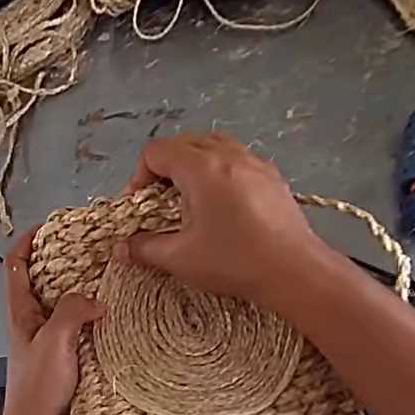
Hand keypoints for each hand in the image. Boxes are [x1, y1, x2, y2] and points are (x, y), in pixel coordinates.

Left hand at [0, 229, 101, 414]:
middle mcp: (32, 324)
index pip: (16, 265)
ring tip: (108, 278)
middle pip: (42, 281)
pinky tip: (112, 318)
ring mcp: (47, 344)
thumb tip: (96, 300)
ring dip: (80, 289)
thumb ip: (72, 311)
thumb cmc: (38, 390)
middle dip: (62, 261)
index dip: (29, 241)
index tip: (51, 225)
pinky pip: (77, 329)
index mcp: (21, 314)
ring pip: (62, 305)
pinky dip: (92, 318)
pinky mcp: (63, 361)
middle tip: (91, 249)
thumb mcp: (54, 343)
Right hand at [115, 133, 332, 305]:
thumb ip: (145, 248)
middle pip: (183, 143)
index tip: (138, 207)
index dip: (138, 177)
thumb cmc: (233, 261)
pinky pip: (236, 160)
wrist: (293, 271)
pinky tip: (221, 205)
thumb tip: (120, 249)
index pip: (156, 153)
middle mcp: (228, 155)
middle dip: (163, 169)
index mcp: (200, 168)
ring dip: (192, 166)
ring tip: (188, 199)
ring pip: (213, 146)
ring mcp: (254, 163)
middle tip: (159, 202)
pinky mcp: (272, 177)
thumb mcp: (180, 258)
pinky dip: (219, 172)